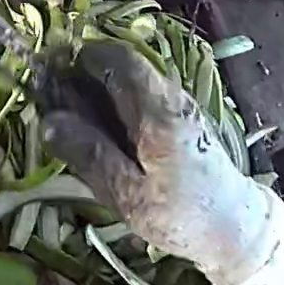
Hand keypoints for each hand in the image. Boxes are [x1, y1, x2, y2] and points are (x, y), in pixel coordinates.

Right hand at [41, 41, 283, 284]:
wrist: (235, 227)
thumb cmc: (181, 215)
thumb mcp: (127, 194)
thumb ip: (90, 154)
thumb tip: (47, 121)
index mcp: (159, 112)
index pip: (120, 59)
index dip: (82, 57)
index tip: (54, 75)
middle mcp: (171, 96)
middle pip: (121, 66)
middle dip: (83, 77)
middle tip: (55, 105)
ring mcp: (177, 103)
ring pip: (128, 80)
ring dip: (97, 91)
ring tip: (73, 122)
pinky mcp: (178, 115)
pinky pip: (138, 96)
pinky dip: (113, 105)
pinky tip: (101, 133)